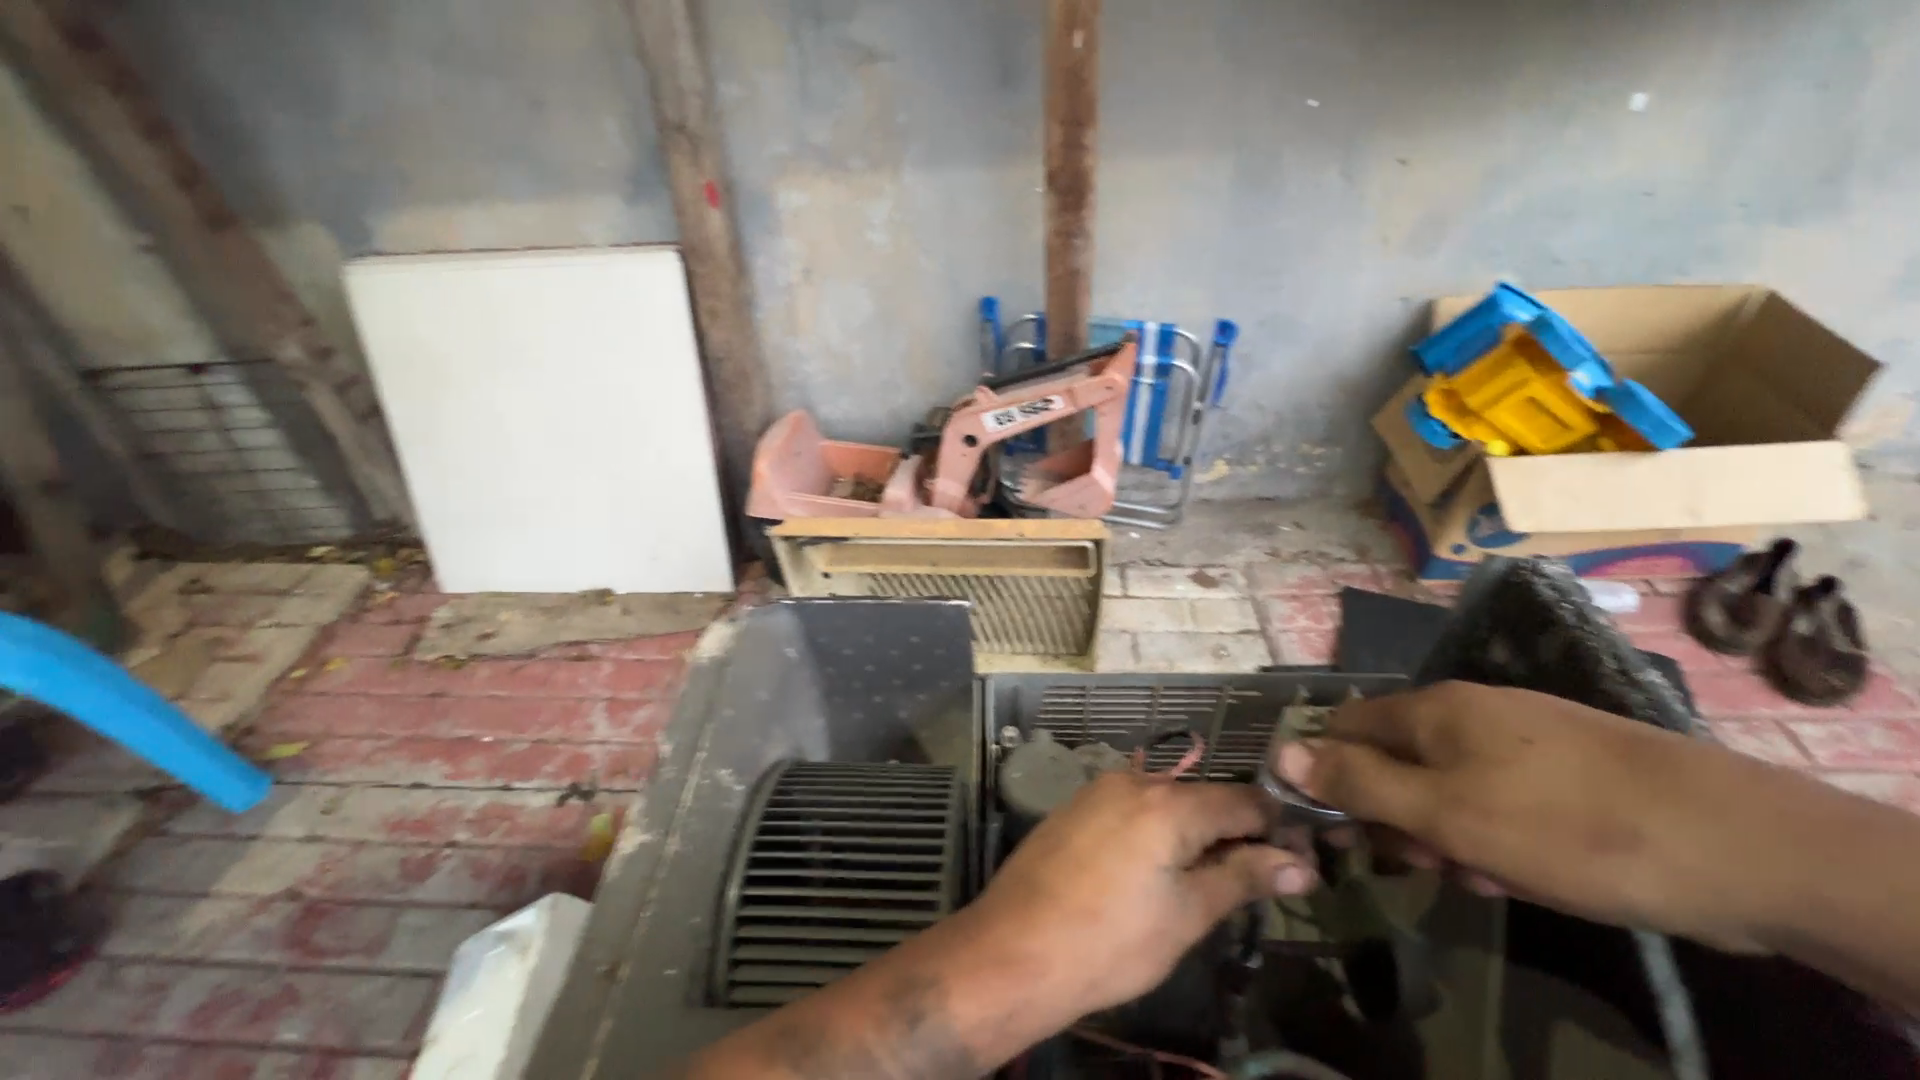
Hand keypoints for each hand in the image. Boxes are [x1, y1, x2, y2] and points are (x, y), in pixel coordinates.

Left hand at [965, 771, 1314, 1015]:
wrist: (1013, 951)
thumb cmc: (1110, 942)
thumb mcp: (1186, 915)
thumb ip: (1243, 878)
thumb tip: (1302, 864)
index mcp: (1168, 803)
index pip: (1245, 801)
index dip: (1279, 828)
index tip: (1301, 861)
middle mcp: (1133, 782)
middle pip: (1203, 798)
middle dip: (1237, 832)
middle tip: (1261, 878)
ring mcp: (1097, 792)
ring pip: (1166, 803)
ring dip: (1196, 833)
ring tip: (1212, 880)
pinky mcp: (1073, 810)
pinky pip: (1131, 810)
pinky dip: (1157, 832)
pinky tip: (1158, 871)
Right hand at [1275, 681, 1841, 952]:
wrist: (1738, 845)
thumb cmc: (1564, 827)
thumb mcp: (1444, 815)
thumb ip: (1358, 784)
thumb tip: (1278, 752)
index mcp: (1432, 710)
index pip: (1343, 728)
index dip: (1330, 779)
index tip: (1344, 835)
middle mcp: (1471, 710)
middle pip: (1396, 760)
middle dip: (1397, 817)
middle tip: (1427, 865)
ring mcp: (1524, 736)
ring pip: (1449, 786)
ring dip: (1448, 834)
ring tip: (1485, 876)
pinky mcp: (1567, 768)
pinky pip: (1501, 798)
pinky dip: (1495, 835)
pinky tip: (1523, 872)